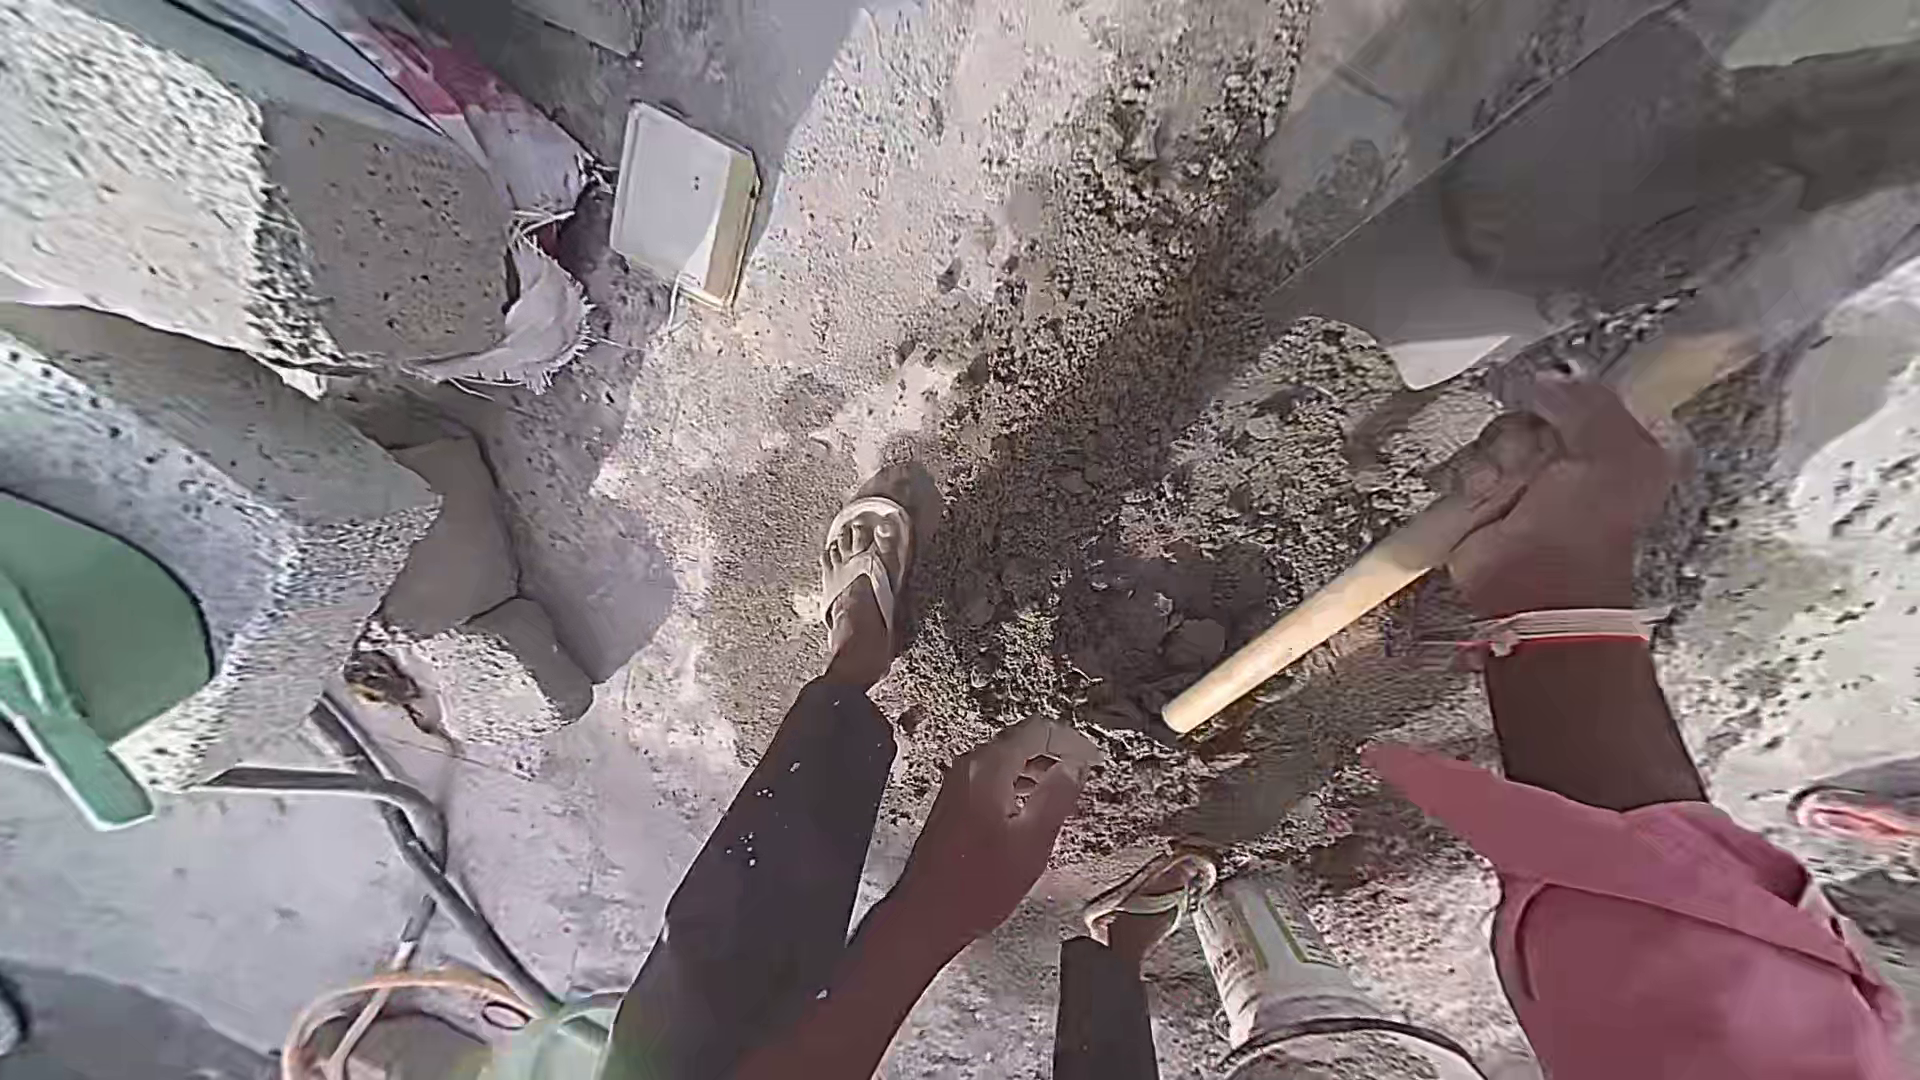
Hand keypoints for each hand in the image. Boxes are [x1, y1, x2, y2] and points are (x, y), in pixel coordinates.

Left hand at [891, 717, 1101, 949]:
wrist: (927, 912)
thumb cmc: (978, 884)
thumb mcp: (1031, 843)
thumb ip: (1056, 797)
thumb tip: (1076, 766)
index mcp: (989, 768)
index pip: (1036, 729)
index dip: (1069, 740)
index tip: (1092, 758)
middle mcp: (971, 764)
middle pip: (1021, 739)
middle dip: (1056, 751)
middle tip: (1083, 773)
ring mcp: (960, 779)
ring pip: (1008, 757)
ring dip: (1039, 767)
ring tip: (1066, 791)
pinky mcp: (956, 796)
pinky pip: (995, 774)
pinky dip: (1020, 780)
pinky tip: (1035, 805)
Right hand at [1449, 374, 1673, 617]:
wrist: (1531, 580)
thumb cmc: (1583, 524)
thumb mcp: (1612, 456)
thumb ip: (1586, 406)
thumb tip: (1544, 376)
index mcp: (1614, 441)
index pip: (1576, 395)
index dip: (1557, 397)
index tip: (1545, 406)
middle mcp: (1567, 455)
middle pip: (1526, 413)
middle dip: (1519, 436)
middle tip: (1531, 463)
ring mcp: (1521, 476)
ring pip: (1491, 438)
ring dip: (1492, 462)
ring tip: (1502, 490)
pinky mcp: (1480, 495)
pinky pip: (1464, 466)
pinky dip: (1468, 480)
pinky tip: (1482, 498)